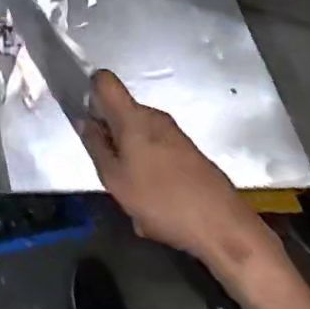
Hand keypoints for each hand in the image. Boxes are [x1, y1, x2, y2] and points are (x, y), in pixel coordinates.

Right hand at [80, 69, 280, 273]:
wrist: (224, 227)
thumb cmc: (162, 200)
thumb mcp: (114, 179)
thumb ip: (95, 146)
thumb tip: (84, 121)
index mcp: (133, 116)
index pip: (105, 81)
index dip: (90, 91)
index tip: (87, 119)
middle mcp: (155, 117)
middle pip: (120, 113)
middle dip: (109, 137)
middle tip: (108, 170)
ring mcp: (175, 135)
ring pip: (137, 137)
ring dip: (128, 159)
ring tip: (132, 195)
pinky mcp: (189, 153)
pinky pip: (155, 153)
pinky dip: (148, 172)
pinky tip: (154, 205)